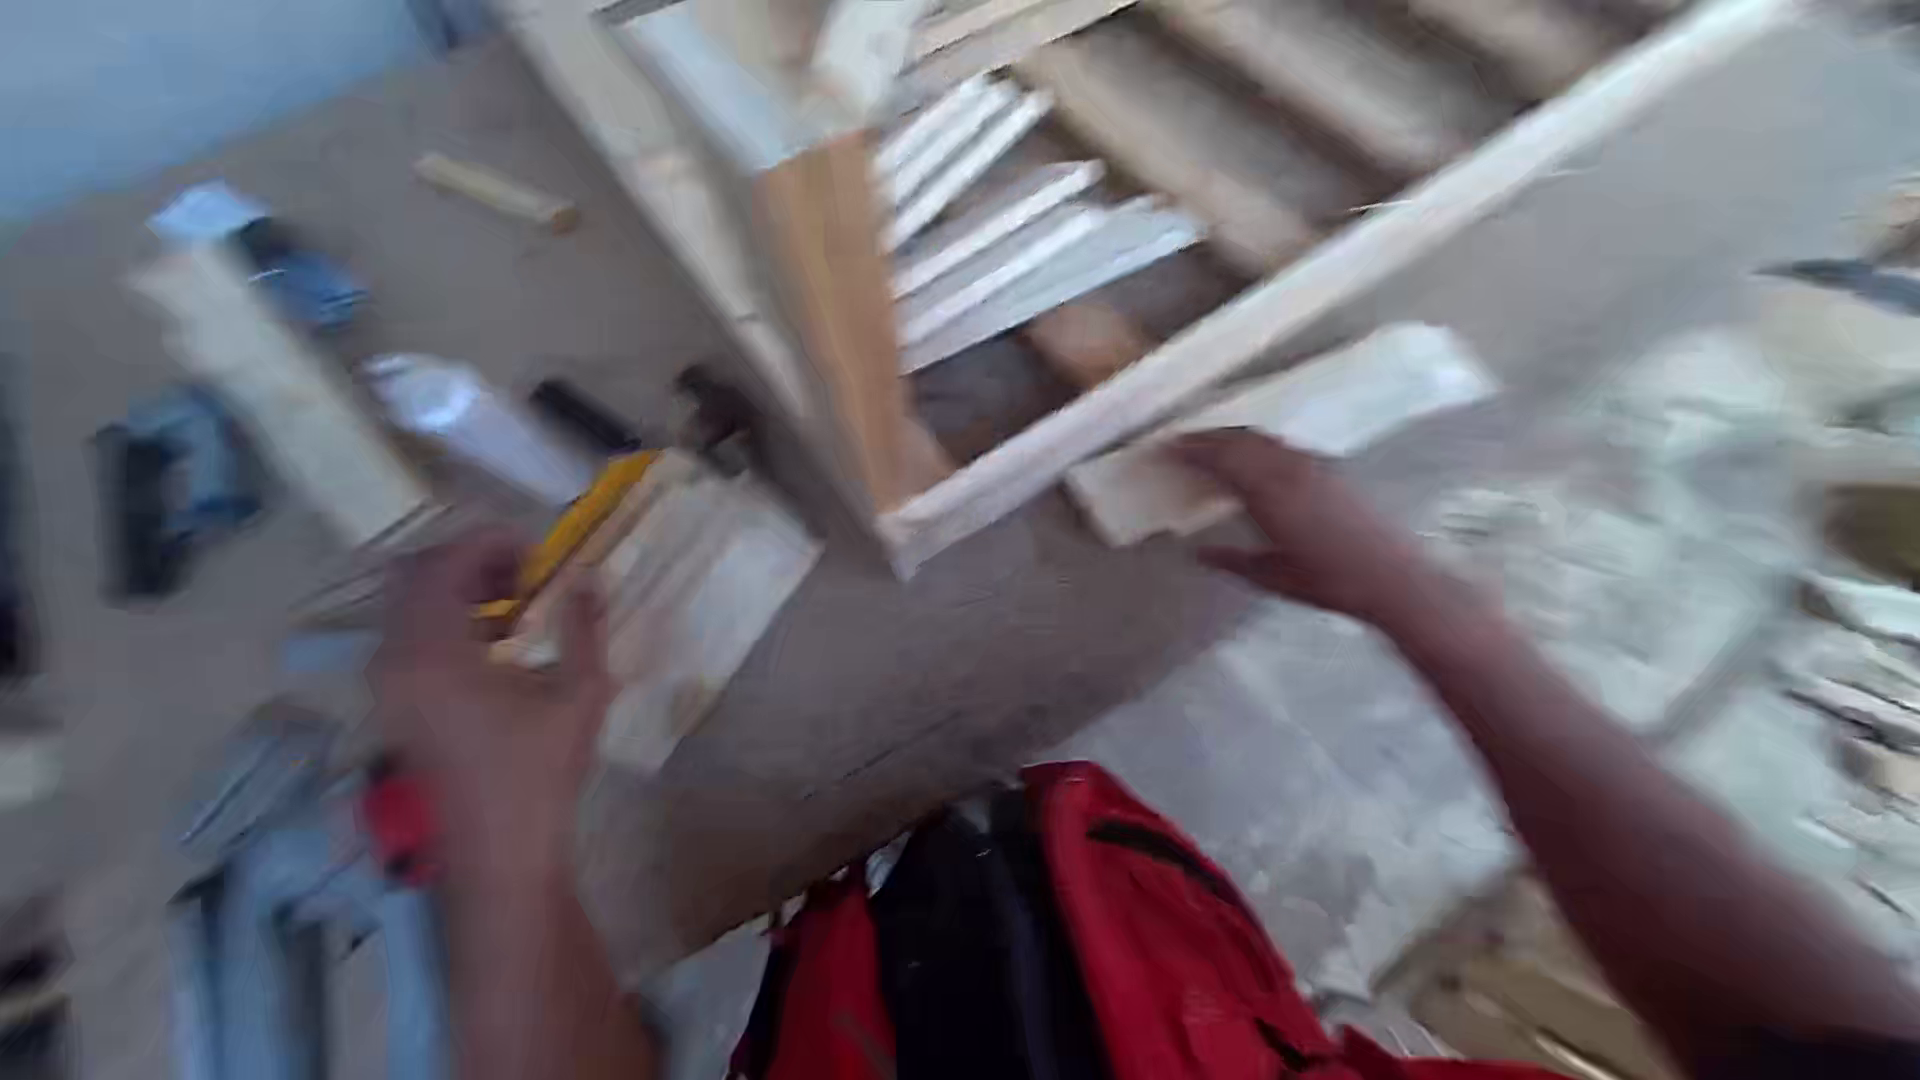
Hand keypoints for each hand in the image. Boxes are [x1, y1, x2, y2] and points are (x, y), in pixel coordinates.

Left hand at [369, 529, 612, 886]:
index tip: (542, 551)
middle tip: (531, 573)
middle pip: (414, 574)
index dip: (491, 542)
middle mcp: (393, 661)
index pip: (443, 563)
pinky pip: (408, 634)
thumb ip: (586, 626)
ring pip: (407, 604)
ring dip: (461, 587)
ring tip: (520, 604)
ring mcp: (385, 685)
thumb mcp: (584, 691)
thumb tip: (590, 577)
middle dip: (474, 559)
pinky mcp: (392, 704)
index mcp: (434, 654)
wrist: (499, 848)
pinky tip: (499, 642)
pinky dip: (449, 617)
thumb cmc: (543, 768)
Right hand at [1173, 429, 1429, 620]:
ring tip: (1212, 441)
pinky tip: (1255, 453)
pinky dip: (1258, 442)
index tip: (1167, 447)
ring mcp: (1313, 466)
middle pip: (1240, 440)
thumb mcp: (1270, 577)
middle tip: (1181, 441)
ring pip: (1263, 438)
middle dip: (1207, 437)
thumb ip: (1230, 561)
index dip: (1192, 450)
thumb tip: (1196, 554)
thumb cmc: (1328, 582)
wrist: (1394, 578)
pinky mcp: (1330, 469)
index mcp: (1268, 495)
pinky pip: (1283, 445)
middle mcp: (1289, 471)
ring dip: (1233, 436)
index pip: (1221, 459)